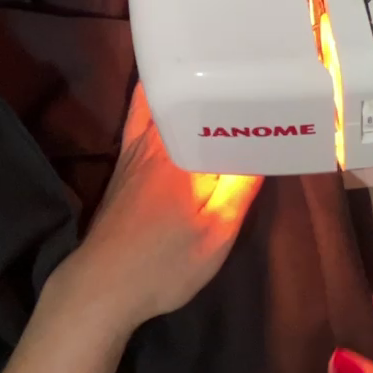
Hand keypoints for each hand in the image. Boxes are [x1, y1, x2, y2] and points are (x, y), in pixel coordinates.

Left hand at [56, 83, 262, 324]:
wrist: (103, 284)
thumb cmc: (164, 263)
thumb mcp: (215, 235)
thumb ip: (239, 188)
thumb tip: (261, 148)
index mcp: (183, 152)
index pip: (220, 114)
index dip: (246, 107)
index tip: (269, 103)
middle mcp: (156, 137)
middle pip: (192, 100)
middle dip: (220, 93)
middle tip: (250, 90)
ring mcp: (135, 145)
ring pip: (165, 100)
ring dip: (189, 91)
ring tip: (216, 87)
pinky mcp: (124, 158)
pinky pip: (142, 111)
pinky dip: (156, 97)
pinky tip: (169, 99)